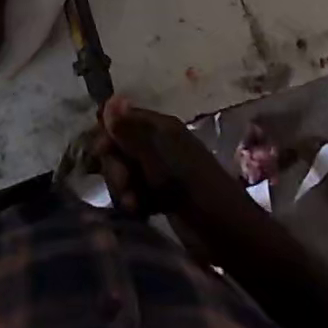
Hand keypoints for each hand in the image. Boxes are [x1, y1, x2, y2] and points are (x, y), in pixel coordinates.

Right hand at [96, 95, 233, 215]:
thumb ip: (130, 129)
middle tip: (125, 187)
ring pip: (124, 175)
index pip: (121, 120)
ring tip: (134, 206)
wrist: (224, 229)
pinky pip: (135, 194)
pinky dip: (134, 203)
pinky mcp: (161, 197)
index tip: (103, 152)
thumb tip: (112, 98)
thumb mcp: (156, 153)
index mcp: (160, 127)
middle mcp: (158, 145)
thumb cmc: (190, 184)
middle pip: (118, 150)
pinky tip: (140, 213)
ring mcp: (159, 172)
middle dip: (115, 170)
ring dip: (123, 190)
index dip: (107, 135)